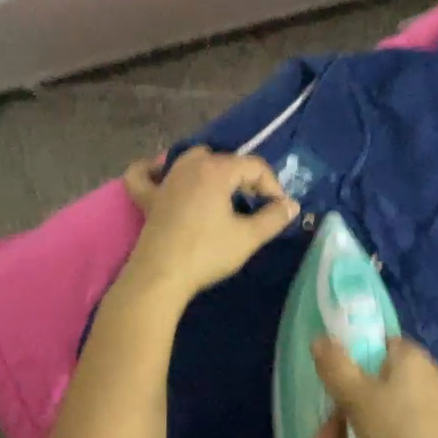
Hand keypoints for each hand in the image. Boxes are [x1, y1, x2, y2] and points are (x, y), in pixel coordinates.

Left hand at [119, 147, 299, 302]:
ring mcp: (166, 180)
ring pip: (193, 160)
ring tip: (225, 193)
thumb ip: (274, 218)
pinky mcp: (148, 198)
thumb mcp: (248, 237)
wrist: (161, 277)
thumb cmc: (207, 254)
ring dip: (213, 170)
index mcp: (216, 170)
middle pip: (226, 160)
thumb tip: (291, 205)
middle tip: (257, 205)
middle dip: (247, 179)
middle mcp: (189, 166)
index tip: (280, 209)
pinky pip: (146, 174)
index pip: (254, 166)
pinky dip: (154, 171)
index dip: (272, 185)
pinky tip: (162, 175)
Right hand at [309, 335, 437, 437]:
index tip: (327, 388)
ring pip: (373, 416)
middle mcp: (418, 376)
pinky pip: (387, 435)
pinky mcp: (423, 436)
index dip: (344, 363)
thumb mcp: (359, 398)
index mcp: (407, 357)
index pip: (371, 345)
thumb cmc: (400, 430)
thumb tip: (319, 338)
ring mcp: (422, 408)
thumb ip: (335, 367)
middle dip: (336, 419)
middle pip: (366, 388)